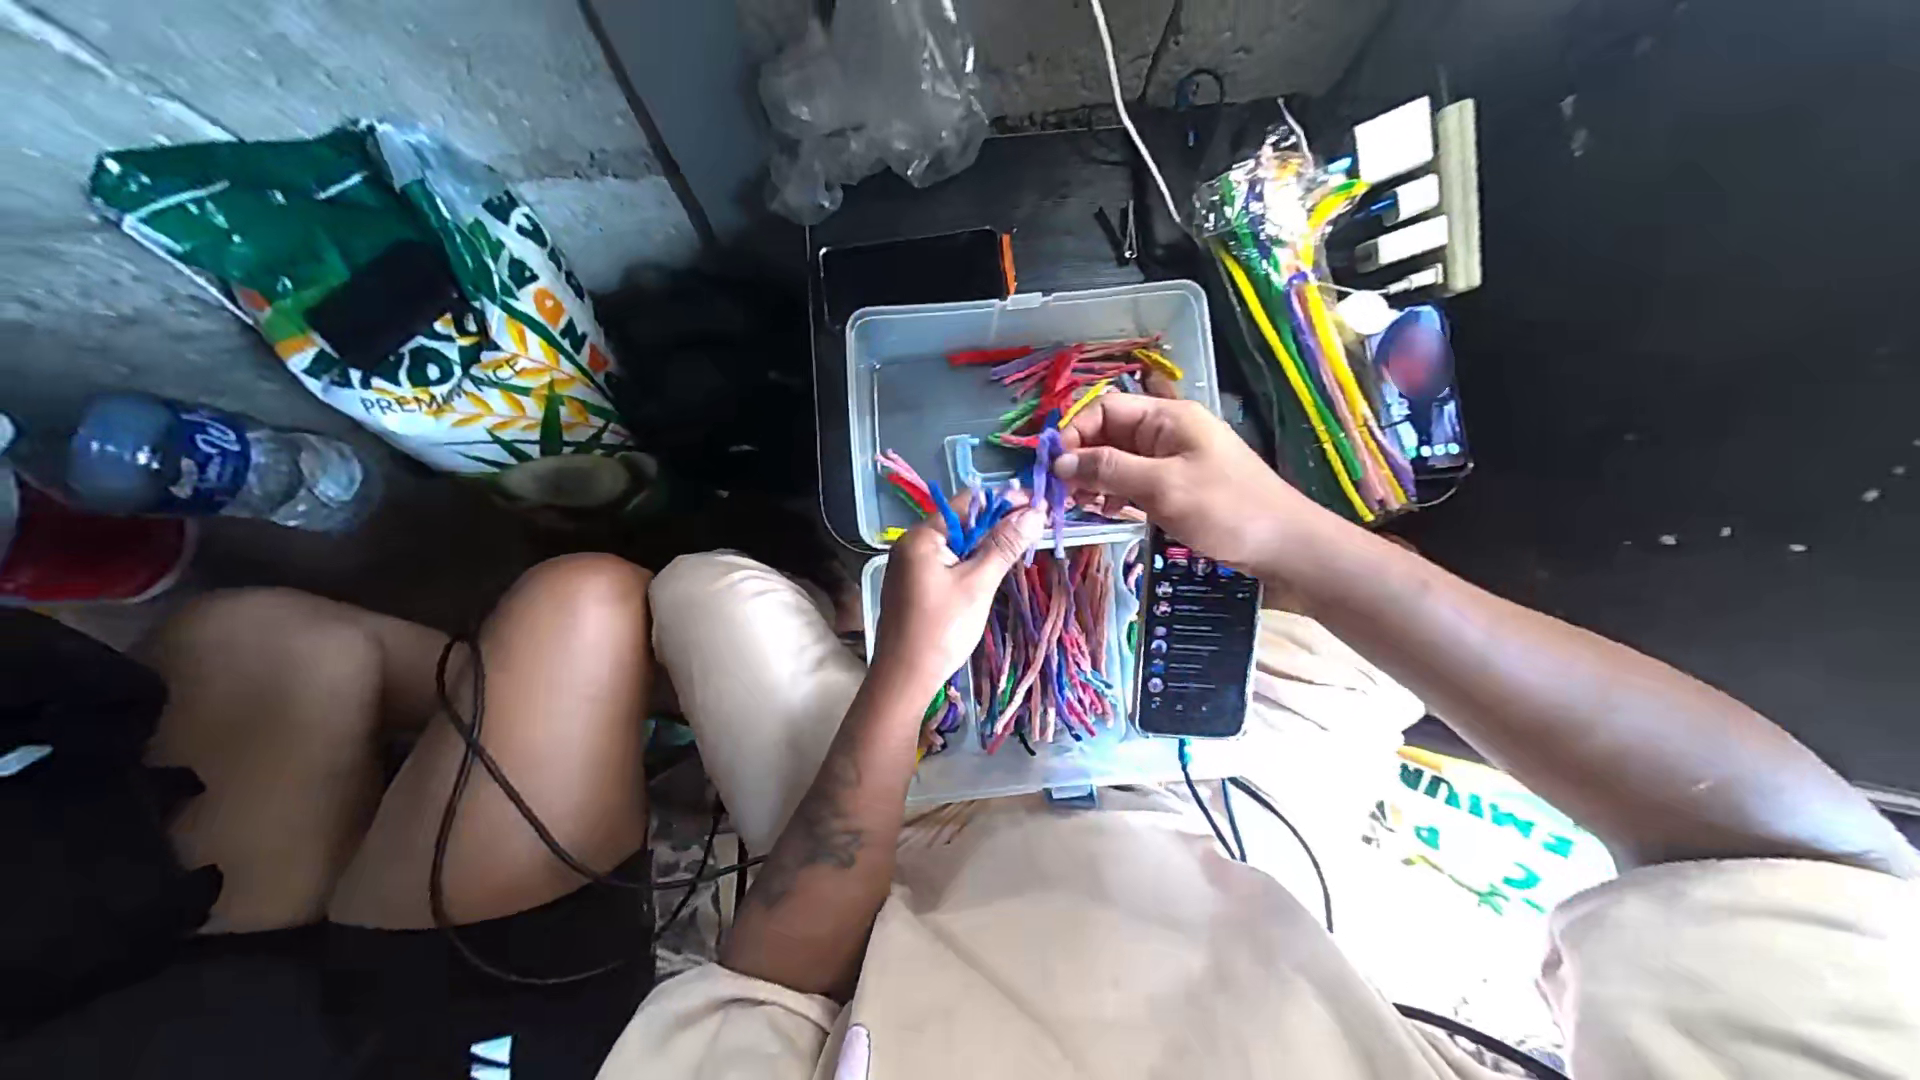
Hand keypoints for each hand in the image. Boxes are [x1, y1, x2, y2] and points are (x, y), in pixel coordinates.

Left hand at [872, 506, 1044, 688]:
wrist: (904, 678)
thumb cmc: (941, 629)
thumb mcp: (978, 584)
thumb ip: (1004, 545)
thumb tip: (1035, 512)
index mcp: (922, 536)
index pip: (967, 502)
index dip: (1004, 501)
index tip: (1037, 505)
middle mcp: (911, 543)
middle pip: (961, 521)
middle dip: (998, 524)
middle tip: (1035, 529)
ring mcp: (910, 565)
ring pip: (956, 544)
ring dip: (986, 545)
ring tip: (1021, 548)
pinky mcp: (913, 585)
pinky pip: (947, 562)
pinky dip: (970, 563)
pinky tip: (991, 572)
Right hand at [1052, 394, 1336, 573]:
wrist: (1284, 547)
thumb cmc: (1226, 509)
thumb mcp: (1162, 486)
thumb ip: (1109, 470)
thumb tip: (1060, 461)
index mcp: (1167, 418)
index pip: (1105, 409)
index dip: (1076, 432)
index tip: (1055, 466)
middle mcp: (1165, 433)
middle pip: (1107, 436)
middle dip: (1082, 460)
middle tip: (1064, 494)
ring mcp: (1170, 462)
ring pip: (1116, 462)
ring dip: (1095, 481)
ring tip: (1084, 506)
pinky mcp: (1173, 488)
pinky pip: (1132, 484)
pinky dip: (1115, 496)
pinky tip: (1108, 513)